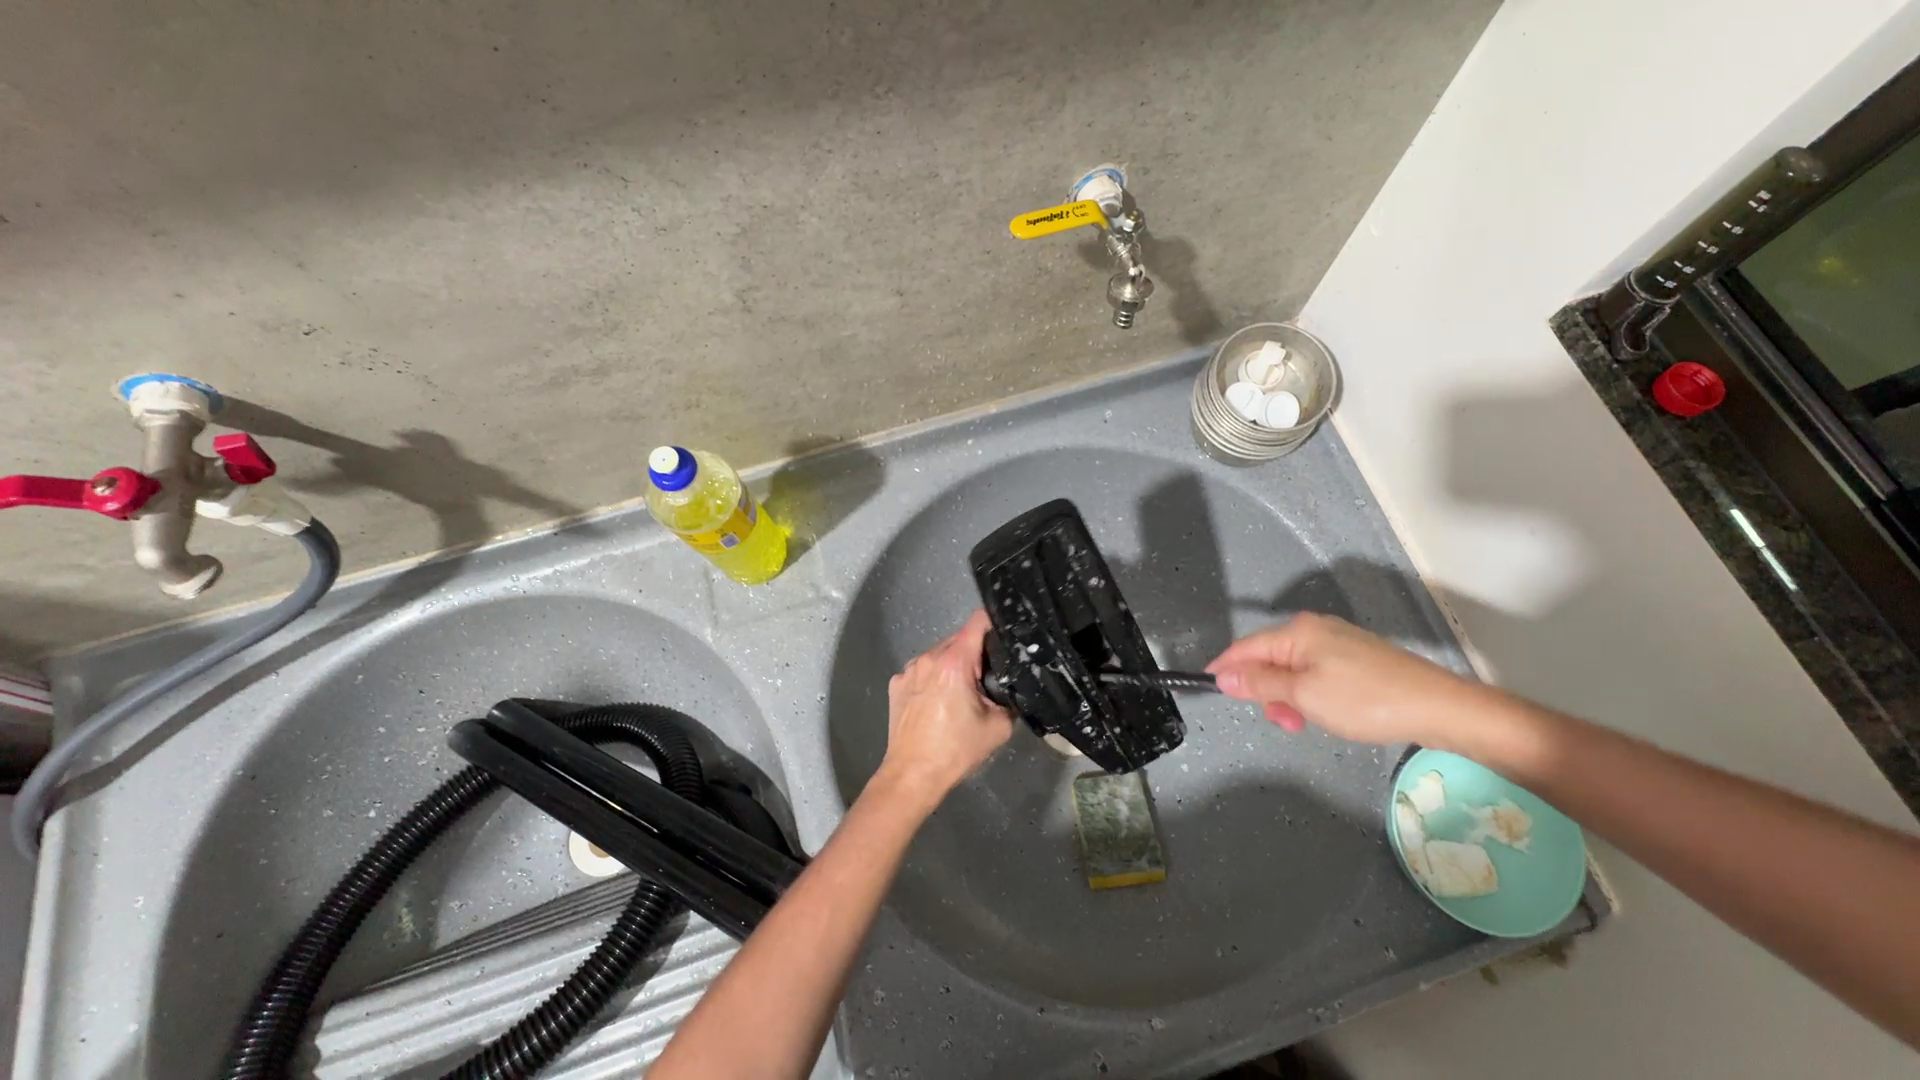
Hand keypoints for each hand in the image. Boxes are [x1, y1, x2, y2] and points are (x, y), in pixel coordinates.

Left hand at [877, 610, 1015, 802]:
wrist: (912, 775)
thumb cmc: (955, 751)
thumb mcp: (999, 727)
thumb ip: (1008, 699)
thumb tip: (1009, 687)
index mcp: (954, 663)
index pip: (977, 622)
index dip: (994, 624)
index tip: (1005, 634)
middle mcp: (928, 659)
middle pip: (959, 640)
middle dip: (975, 655)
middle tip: (986, 682)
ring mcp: (908, 671)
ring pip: (940, 655)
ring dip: (953, 667)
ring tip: (961, 698)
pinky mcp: (896, 684)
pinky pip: (922, 671)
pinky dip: (934, 680)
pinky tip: (938, 705)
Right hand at [1205, 613, 1501, 746]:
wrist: (1435, 706)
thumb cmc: (1363, 701)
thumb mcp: (1303, 695)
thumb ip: (1260, 684)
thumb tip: (1223, 675)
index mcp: (1298, 632)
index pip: (1246, 647)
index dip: (1225, 668)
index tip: (1208, 688)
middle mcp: (1315, 629)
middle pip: (1269, 658)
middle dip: (1265, 691)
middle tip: (1282, 723)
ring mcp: (1339, 642)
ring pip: (1293, 669)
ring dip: (1289, 697)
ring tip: (1305, 723)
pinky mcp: (1357, 657)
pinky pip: (1315, 673)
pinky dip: (1309, 694)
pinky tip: (1325, 713)